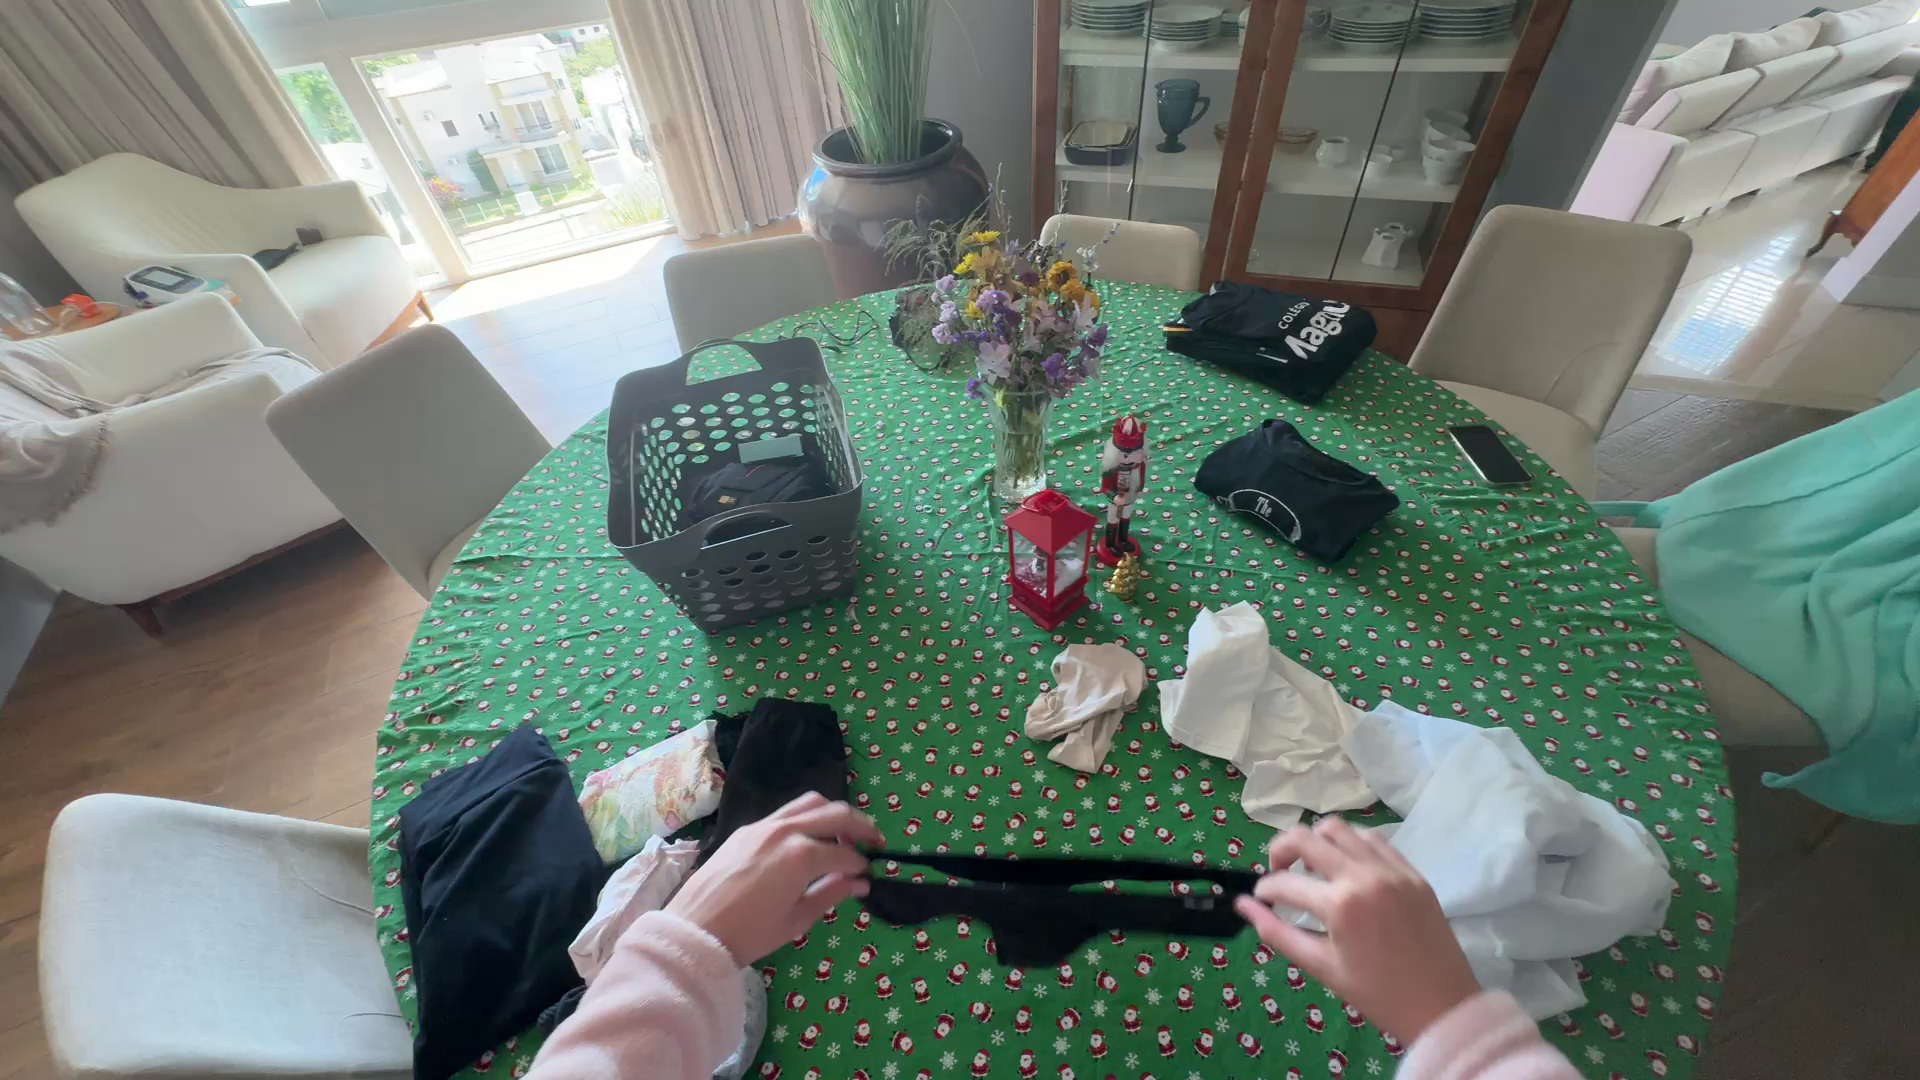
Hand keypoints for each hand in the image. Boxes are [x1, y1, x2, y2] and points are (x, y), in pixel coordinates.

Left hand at [666, 792, 882, 966]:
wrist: (694, 931)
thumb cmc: (748, 935)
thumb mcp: (796, 920)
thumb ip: (832, 894)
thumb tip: (861, 882)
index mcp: (802, 855)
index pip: (845, 853)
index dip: (861, 863)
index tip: (868, 873)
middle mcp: (787, 830)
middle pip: (836, 814)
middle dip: (860, 825)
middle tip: (874, 840)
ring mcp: (766, 824)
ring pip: (812, 802)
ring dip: (834, 813)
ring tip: (845, 830)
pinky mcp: (749, 827)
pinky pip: (788, 811)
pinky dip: (808, 816)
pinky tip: (810, 835)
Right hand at [1234, 816, 1479, 1043]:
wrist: (1446, 1009)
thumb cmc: (1378, 994)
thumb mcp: (1321, 968)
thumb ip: (1276, 932)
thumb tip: (1241, 904)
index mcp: (1340, 905)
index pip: (1284, 883)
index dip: (1264, 890)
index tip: (1261, 899)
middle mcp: (1362, 876)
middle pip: (1304, 836)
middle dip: (1280, 849)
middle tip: (1279, 870)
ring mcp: (1390, 870)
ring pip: (1337, 828)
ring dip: (1316, 840)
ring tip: (1313, 863)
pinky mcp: (1411, 871)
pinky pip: (1372, 838)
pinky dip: (1350, 844)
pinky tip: (1347, 865)